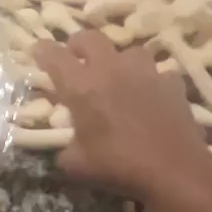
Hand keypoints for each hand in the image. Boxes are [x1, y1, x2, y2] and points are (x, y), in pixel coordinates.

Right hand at [33, 29, 211, 200]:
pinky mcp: (173, 86)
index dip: (42, 50)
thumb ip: (65, 149)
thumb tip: (66, 148)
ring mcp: (145, 74)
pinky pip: (160, 74)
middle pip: (90, 38)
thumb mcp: (76, 165)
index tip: (37, 51)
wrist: (175, 173)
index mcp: (81, 86)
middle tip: (74, 58)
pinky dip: (152, 81)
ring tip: (117, 76)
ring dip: (119, 60)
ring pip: (129, 51)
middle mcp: (111, 71)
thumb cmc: (118, 166)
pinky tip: (150, 95)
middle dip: (77, 44)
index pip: (54, 56)